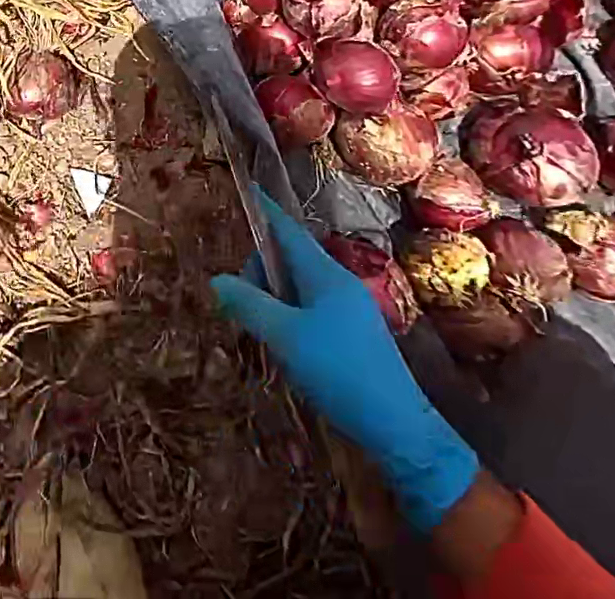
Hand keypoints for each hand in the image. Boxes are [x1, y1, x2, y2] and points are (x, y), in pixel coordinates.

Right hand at [211, 189, 479, 529]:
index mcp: (325, 274)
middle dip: (261, 273)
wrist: (396, 424)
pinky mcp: (350, 333)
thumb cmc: (339, 371)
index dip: (267, 212)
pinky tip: (282, 345)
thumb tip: (218, 280)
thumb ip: (251, 305)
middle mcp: (337, 283)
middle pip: (290, 260)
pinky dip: (287, 316)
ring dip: (273, 299)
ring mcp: (347, 308)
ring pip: (298, 287)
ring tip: (262, 334)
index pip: (289, 232)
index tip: (249, 190)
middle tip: (242, 306)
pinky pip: (309, 309)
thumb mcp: (286, 337)